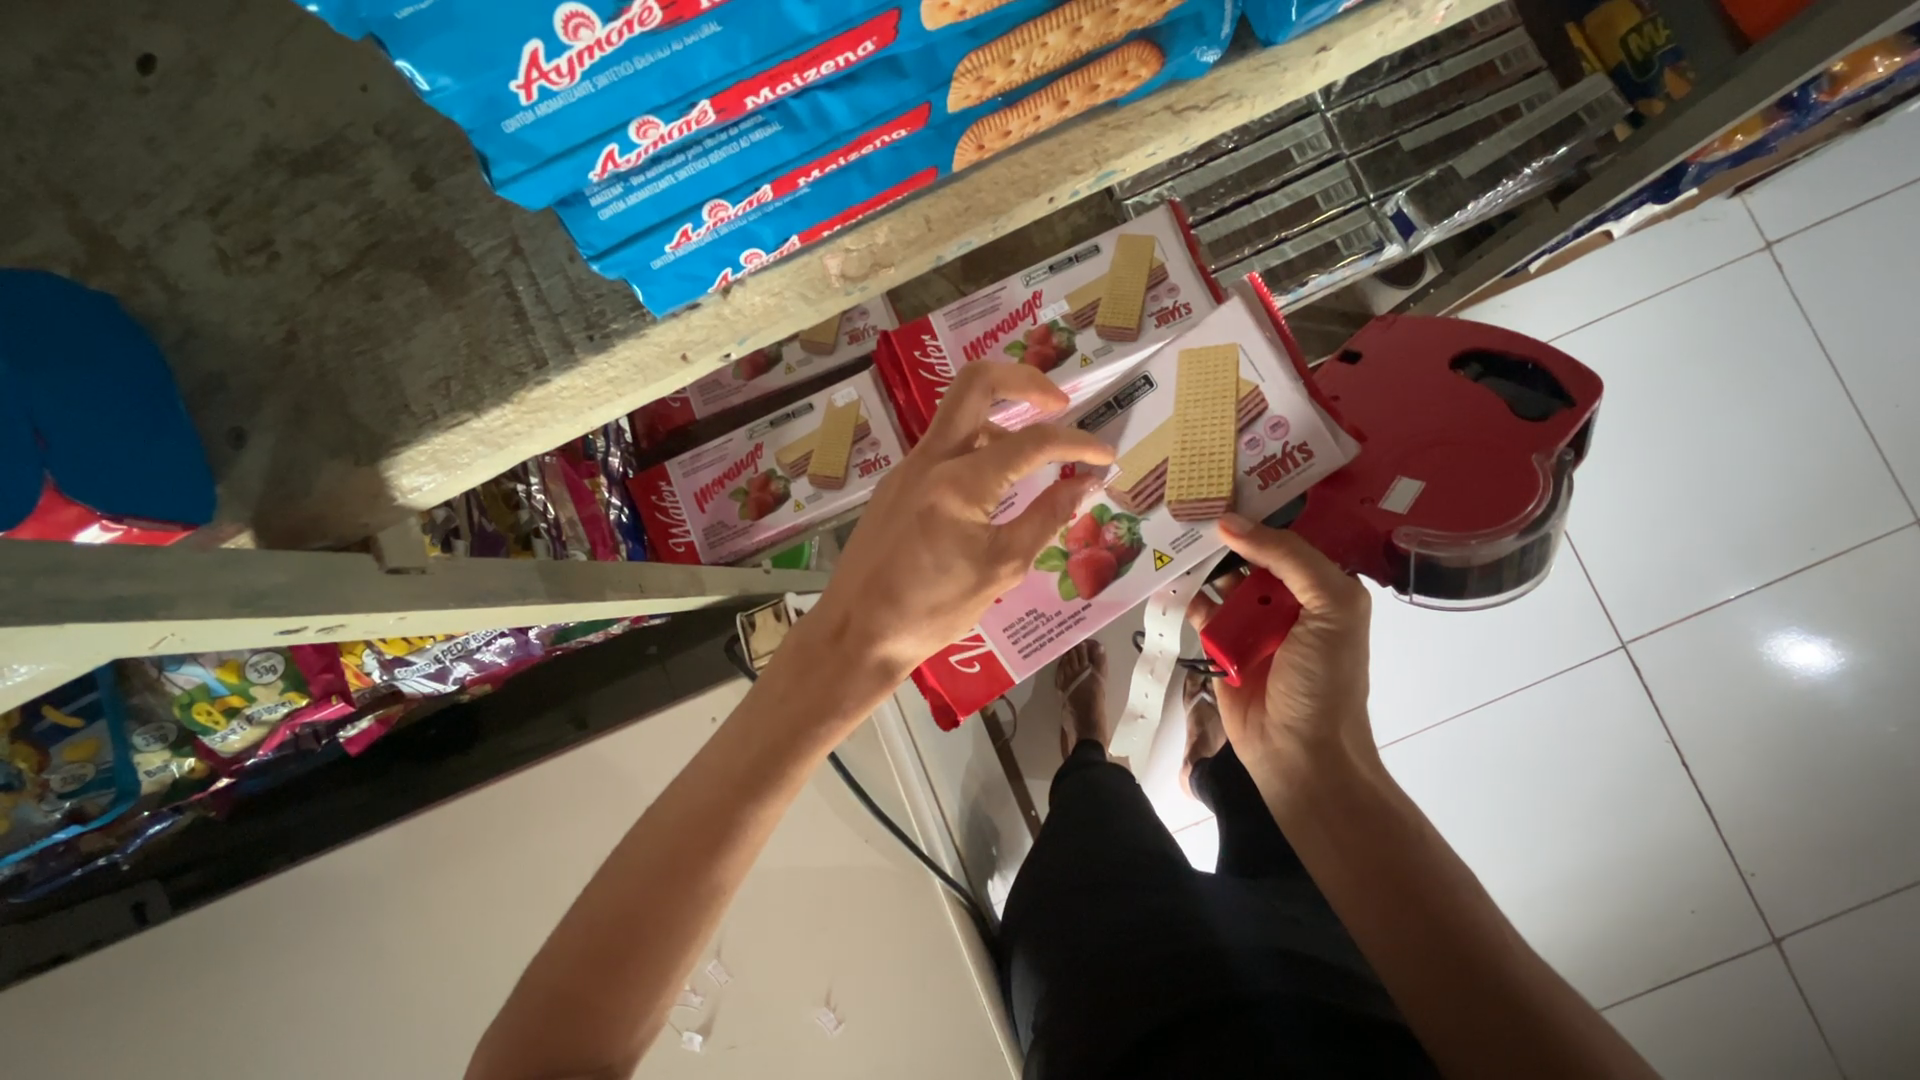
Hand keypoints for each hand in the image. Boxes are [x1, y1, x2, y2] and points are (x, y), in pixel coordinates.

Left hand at [798, 362, 1114, 681]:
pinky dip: (976, 448)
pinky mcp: (895, 485)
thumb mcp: (1002, 568)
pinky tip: (993, 486)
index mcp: (959, 482)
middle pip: (977, 382)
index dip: (1078, 443)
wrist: (858, 633)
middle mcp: (929, 459)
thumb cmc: (932, 610)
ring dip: (1000, 418)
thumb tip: (1086, 484)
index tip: (1106, 455)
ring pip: (958, 414)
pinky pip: (942, 447)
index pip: (1033, 442)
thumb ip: (1047, 518)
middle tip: (1060, 404)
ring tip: (1033, 455)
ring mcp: (907, 468)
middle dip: (1025, 380)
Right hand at [1186, 514, 1378, 793]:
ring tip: (1170, 534)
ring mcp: (1251, 623)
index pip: (1290, 537)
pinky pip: (1201, 611)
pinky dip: (1186, 596)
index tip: (1224, 481)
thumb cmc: (1326, 680)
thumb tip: (1231, 523)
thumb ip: (1288, 558)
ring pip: (1221, 579)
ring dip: (1200, 562)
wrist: (1300, 754)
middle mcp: (1287, 600)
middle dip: (1223, 534)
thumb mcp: (1331, 607)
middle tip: (1186, 501)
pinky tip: (1168, 580)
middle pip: (1250, 555)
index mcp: (1322, 586)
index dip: (1261, 512)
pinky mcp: (1219, 646)